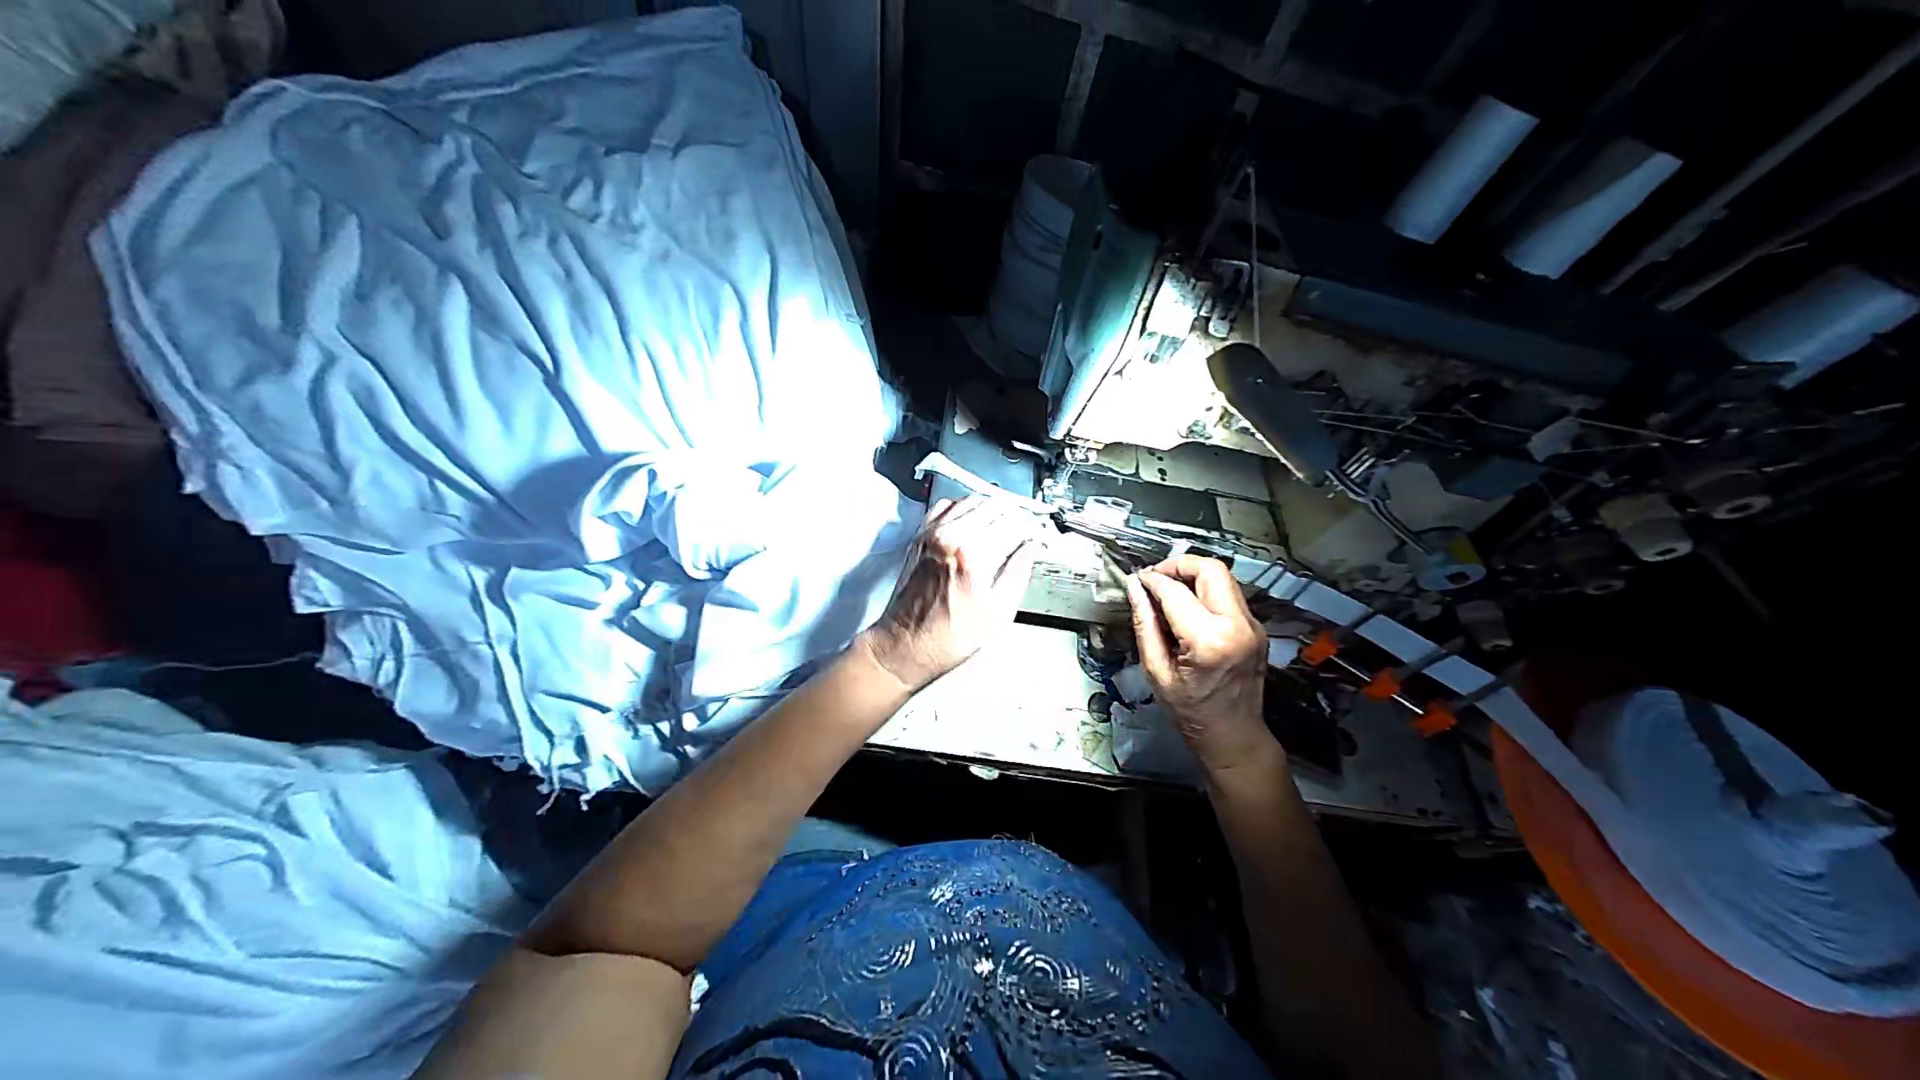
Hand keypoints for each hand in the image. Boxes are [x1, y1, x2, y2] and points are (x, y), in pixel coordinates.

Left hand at [859, 495, 1040, 691]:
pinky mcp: (920, 537)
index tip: (1037, 533)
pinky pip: (945, 507)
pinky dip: (963, 509)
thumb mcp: (998, 613)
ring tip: (1002, 526)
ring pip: (970, 500)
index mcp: (971, 554)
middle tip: (1023, 530)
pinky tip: (972, 524)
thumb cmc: (946, 638)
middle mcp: (948, 537)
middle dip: (1013, 515)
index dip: (1031, 526)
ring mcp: (931, 534)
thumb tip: (1031, 548)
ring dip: (990, 509)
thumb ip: (1019, 572)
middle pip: (993, 505)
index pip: (1012, 522)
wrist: (906, 645)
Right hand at [1124, 555, 1277, 770]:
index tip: (1138, 581)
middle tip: (1155, 577)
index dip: (1152, 581)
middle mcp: (1237, 627)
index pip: (1175, 592)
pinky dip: (1204, 590)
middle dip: (1178, 565)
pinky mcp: (1255, 628)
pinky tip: (1186, 607)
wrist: (1234, 735)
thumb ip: (1145, 624)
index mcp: (1209, 641)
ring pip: (1222, 577)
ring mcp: (1252, 626)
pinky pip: (1228, 595)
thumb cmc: (1191, 712)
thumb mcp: (1156, 671)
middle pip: (1210, 569)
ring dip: (1192, 575)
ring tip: (1168, 590)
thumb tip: (1136, 589)